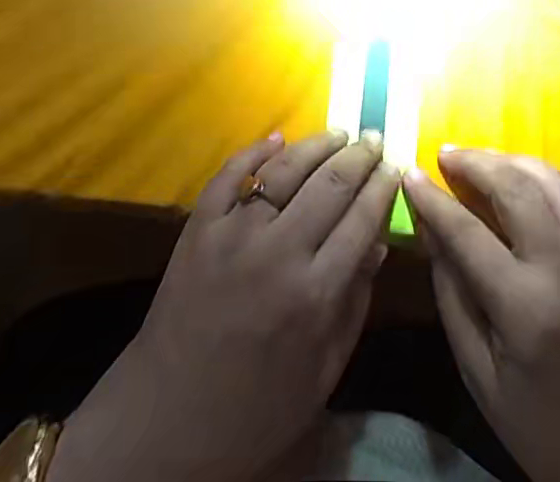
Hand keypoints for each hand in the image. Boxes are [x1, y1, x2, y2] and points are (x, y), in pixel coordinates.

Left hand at [50, 129, 399, 481]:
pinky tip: (277, 138)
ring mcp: (232, 237)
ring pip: (284, 171)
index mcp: (315, 293)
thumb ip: (357, 300)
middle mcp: (278, 254)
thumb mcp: (326, 368)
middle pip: (331, 185)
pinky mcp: (196, 231)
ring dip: (317, 145)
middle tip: (375, 140)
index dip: (384, 186)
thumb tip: (379, 240)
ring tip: (339, 134)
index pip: (363, 218)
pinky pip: (228, 177)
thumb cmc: (257, 407)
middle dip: (360, 157)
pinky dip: (253, 152)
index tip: (396, 167)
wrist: (162, 425)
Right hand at [404, 149, 559, 481]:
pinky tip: (531, 178)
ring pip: (555, 182)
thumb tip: (430, 232)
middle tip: (446, 153)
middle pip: (518, 189)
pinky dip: (553, 178)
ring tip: (483, 160)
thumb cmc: (538, 422)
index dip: (433, 199)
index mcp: (524, 304)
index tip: (409, 173)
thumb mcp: (478, 372)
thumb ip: (452, 295)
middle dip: (478, 163)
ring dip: (516, 161)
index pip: (468, 232)